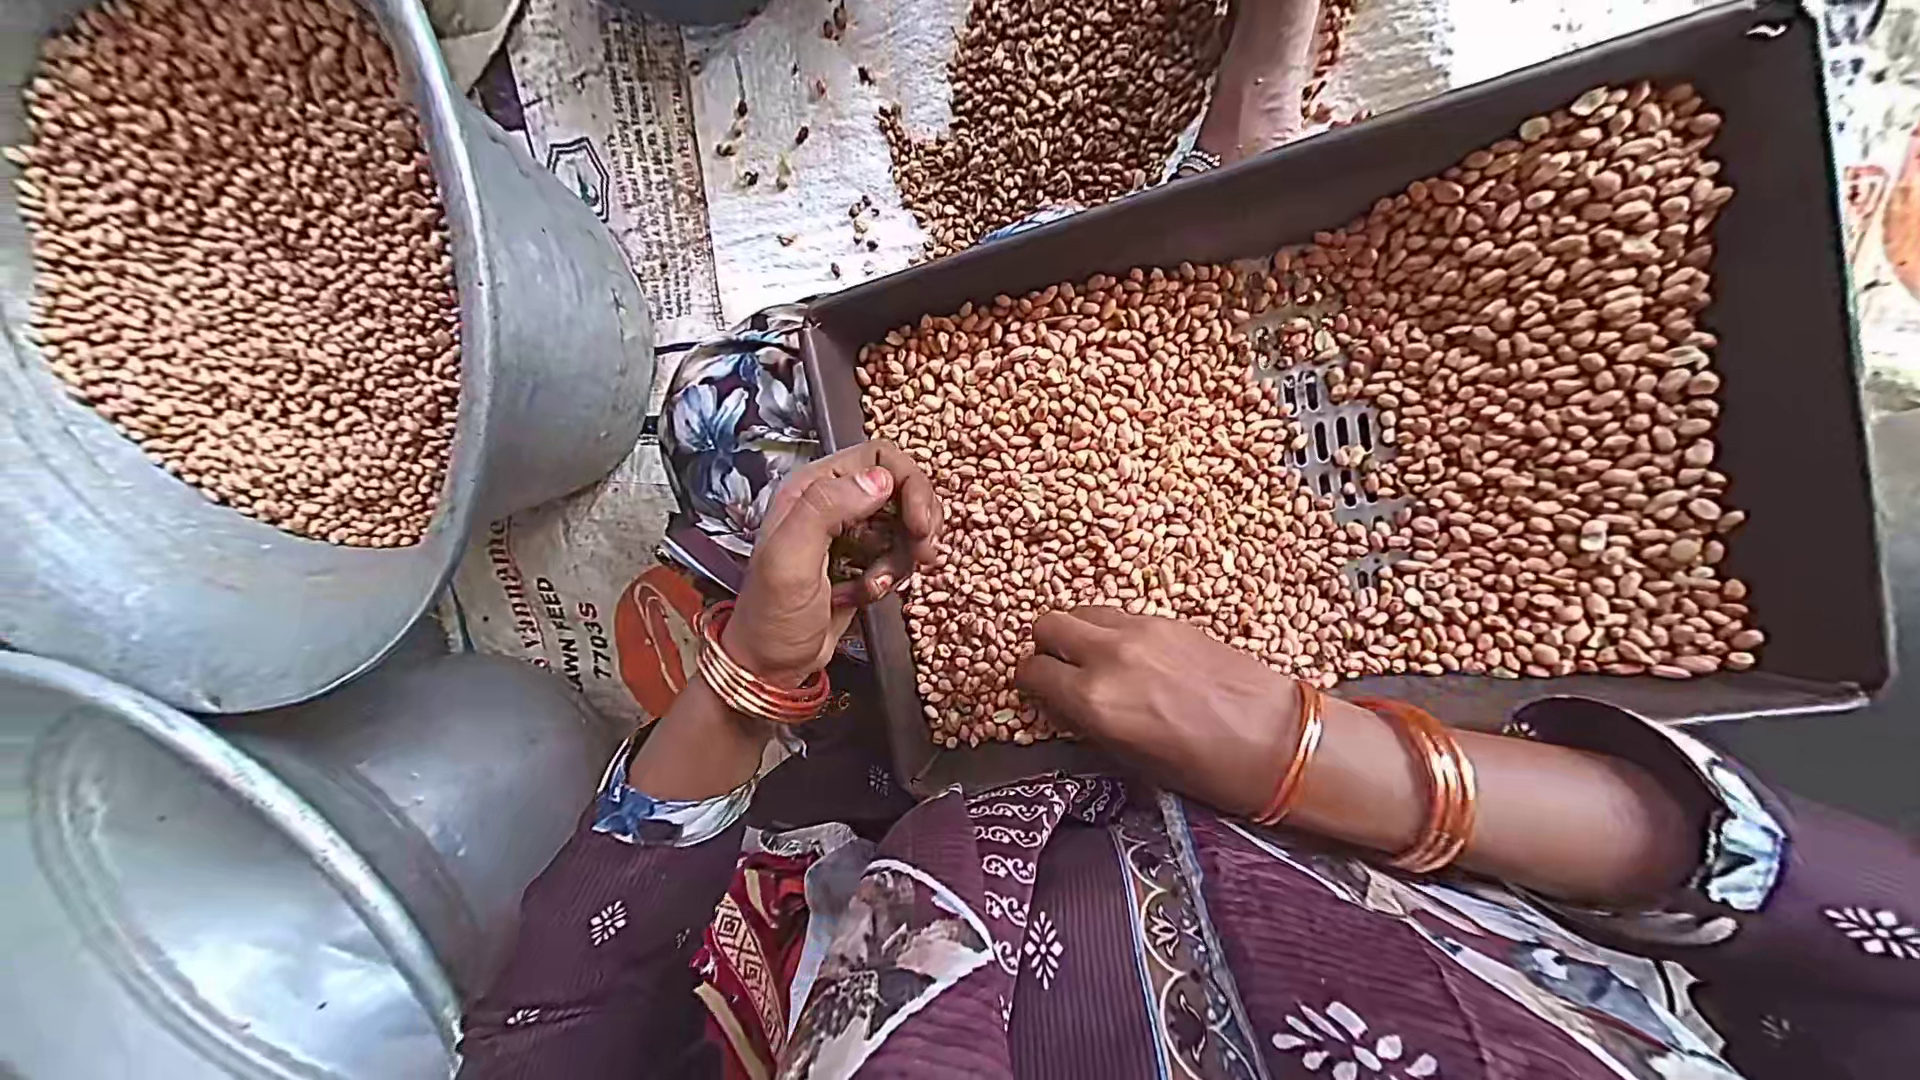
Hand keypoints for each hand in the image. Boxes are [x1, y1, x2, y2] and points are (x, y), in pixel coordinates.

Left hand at [724, 441, 942, 685]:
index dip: (909, 484)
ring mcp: (851, 530)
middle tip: (923, 554)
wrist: (771, 665)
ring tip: (877, 585)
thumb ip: (826, 509)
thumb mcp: (789, 560)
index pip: (879, 457)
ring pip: (907, 522)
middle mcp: (834, 500)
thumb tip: (881, 480)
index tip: (920, 525)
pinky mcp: (864, 558)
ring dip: (904, 556)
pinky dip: (894, 574)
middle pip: (902, 486)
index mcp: (813, 487)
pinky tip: (867, 594)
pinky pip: (901, 552)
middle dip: (918, 521)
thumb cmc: (773, 615)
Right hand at [1014, 607, 1302, 814]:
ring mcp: (1137, 630)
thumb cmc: (1204, 768)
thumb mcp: (1131, 757)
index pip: (1032, 671)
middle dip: (1046, 647)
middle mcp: (1107, 655)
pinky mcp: (1165, 618)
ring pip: (1079, 611)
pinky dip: (1109, 630)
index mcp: (1094, 699)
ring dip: (1076, 632)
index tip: (1039, 689)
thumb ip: (1085, 719)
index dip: (1031, 681)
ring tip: (1096, 658)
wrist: (1279, 739)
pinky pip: (1116, 614)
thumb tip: (1061, 698)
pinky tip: (1132, 655)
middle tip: (1062, 668)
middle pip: (1047, 624)